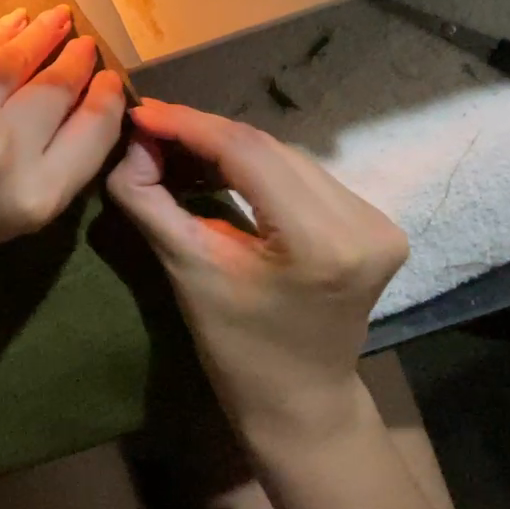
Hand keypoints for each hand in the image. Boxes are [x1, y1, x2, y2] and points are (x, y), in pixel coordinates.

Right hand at [105, 101, 408, 448]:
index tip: (140, 110)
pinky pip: (301, 171)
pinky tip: (219, 165)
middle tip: (150, 125)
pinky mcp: (375, 222)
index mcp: (319, 241)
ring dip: (227, 143)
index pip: (246, 152)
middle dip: (203, 130)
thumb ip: (146, 198)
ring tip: (176, 142)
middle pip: (266, 147)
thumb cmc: (235, 344)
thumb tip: (133, 141)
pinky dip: (254, 162)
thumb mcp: (182, 266)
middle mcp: (361, 223)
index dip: (187, 124)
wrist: (298, 398)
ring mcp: (376, 221)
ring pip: (283, 153)